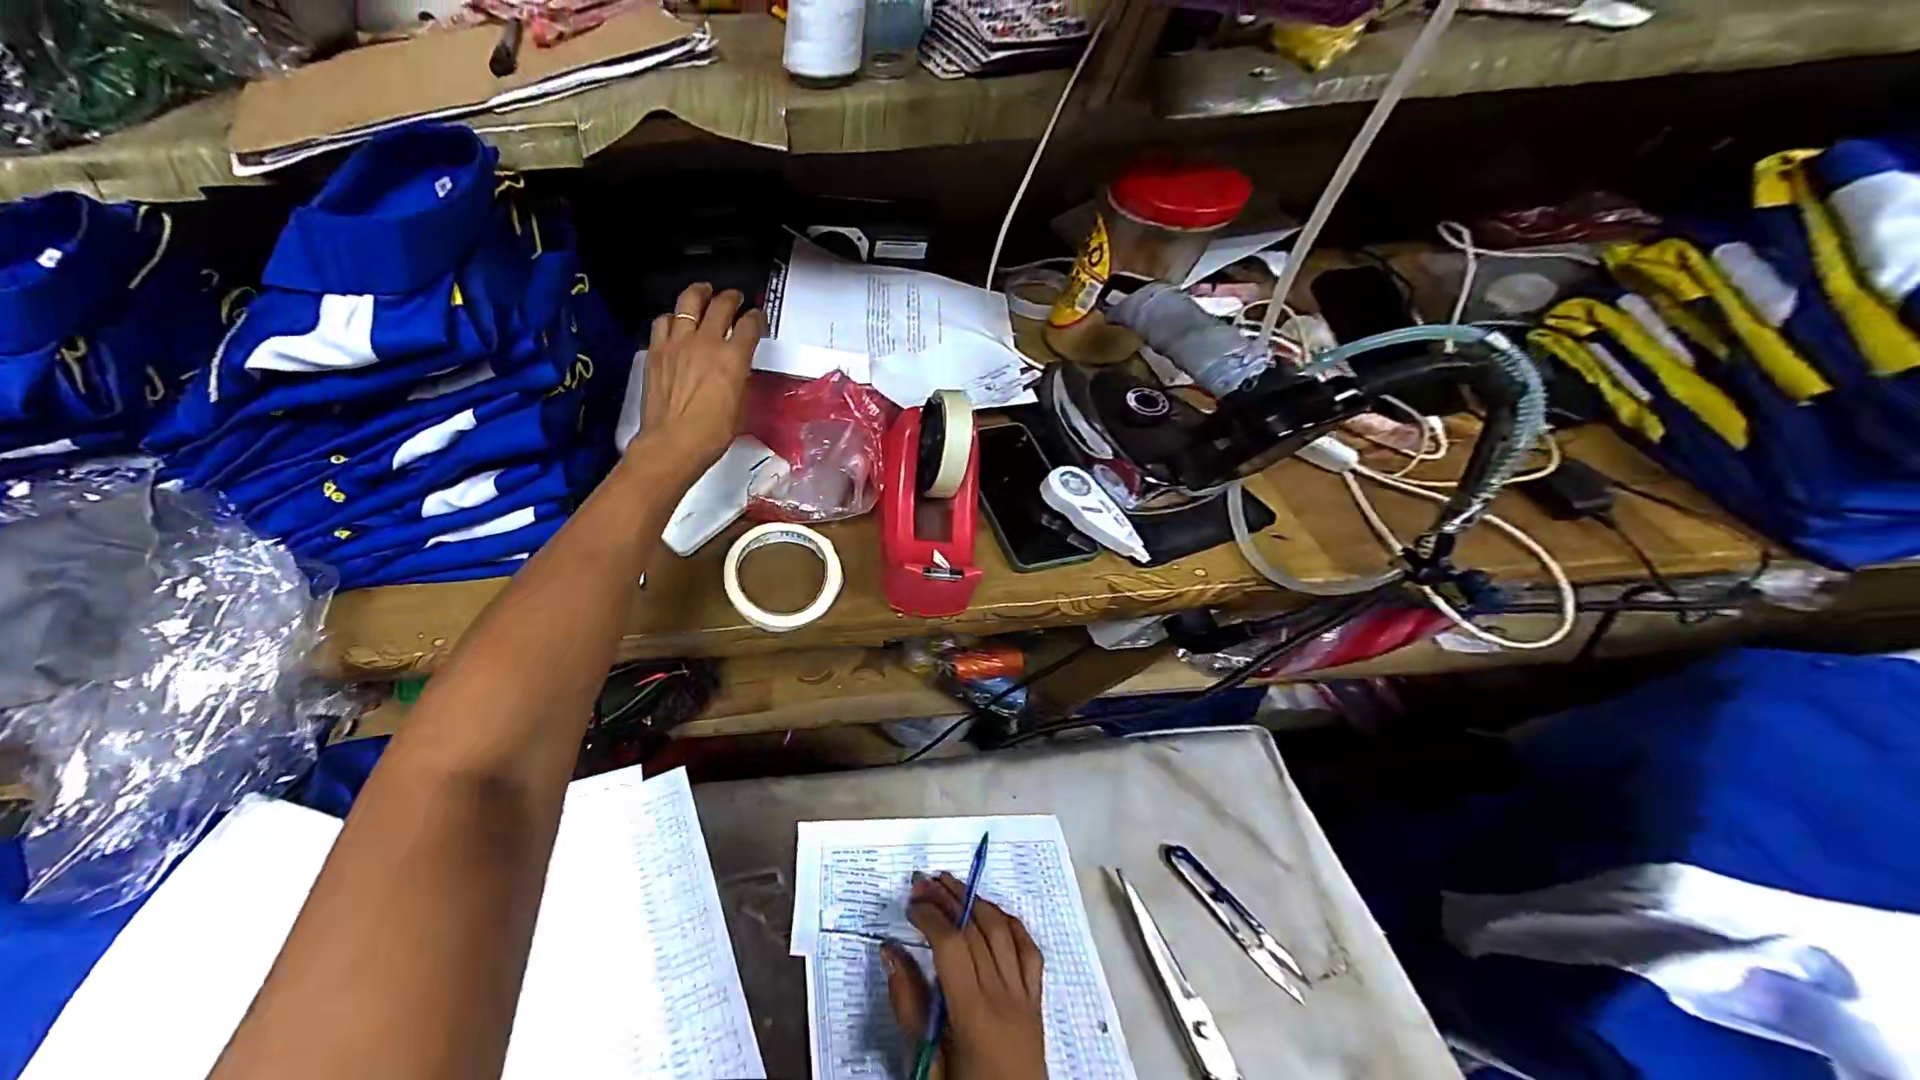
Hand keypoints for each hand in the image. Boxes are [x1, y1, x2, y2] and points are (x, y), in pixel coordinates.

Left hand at [635, 283, 765, 477]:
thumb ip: (739, 378)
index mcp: (733, 358)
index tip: (756, 318)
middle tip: (734, 297)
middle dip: (731, 297)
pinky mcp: (656, 350)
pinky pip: (664, 320)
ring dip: (699, 294)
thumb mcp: (740, 405)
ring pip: (688, 302)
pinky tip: (676, 321)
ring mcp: (678, 343)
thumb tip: (736, 369)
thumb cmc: (712, 433)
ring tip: (703, 293)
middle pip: (721, 305)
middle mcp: (706, 343)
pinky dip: (673, 317)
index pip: (750, 325)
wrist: (674, 442)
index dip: (756, 318)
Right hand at [884, 872, 1047, 1079]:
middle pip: (975, 929)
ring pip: (1003, 931)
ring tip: (952, 883)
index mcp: (974, 1014)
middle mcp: (1003, 996)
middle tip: (923, 881)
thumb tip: (890, 953)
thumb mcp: (928, 1065)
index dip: (929, 916)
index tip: (910, 904)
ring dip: (976, 901)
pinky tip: (995, 912)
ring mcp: (1024, 996)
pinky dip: (1013, 924)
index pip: (951, 945)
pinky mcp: (1036, 1002)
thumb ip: (910, 1006)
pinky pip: (1030, 951)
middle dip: (947, 899)